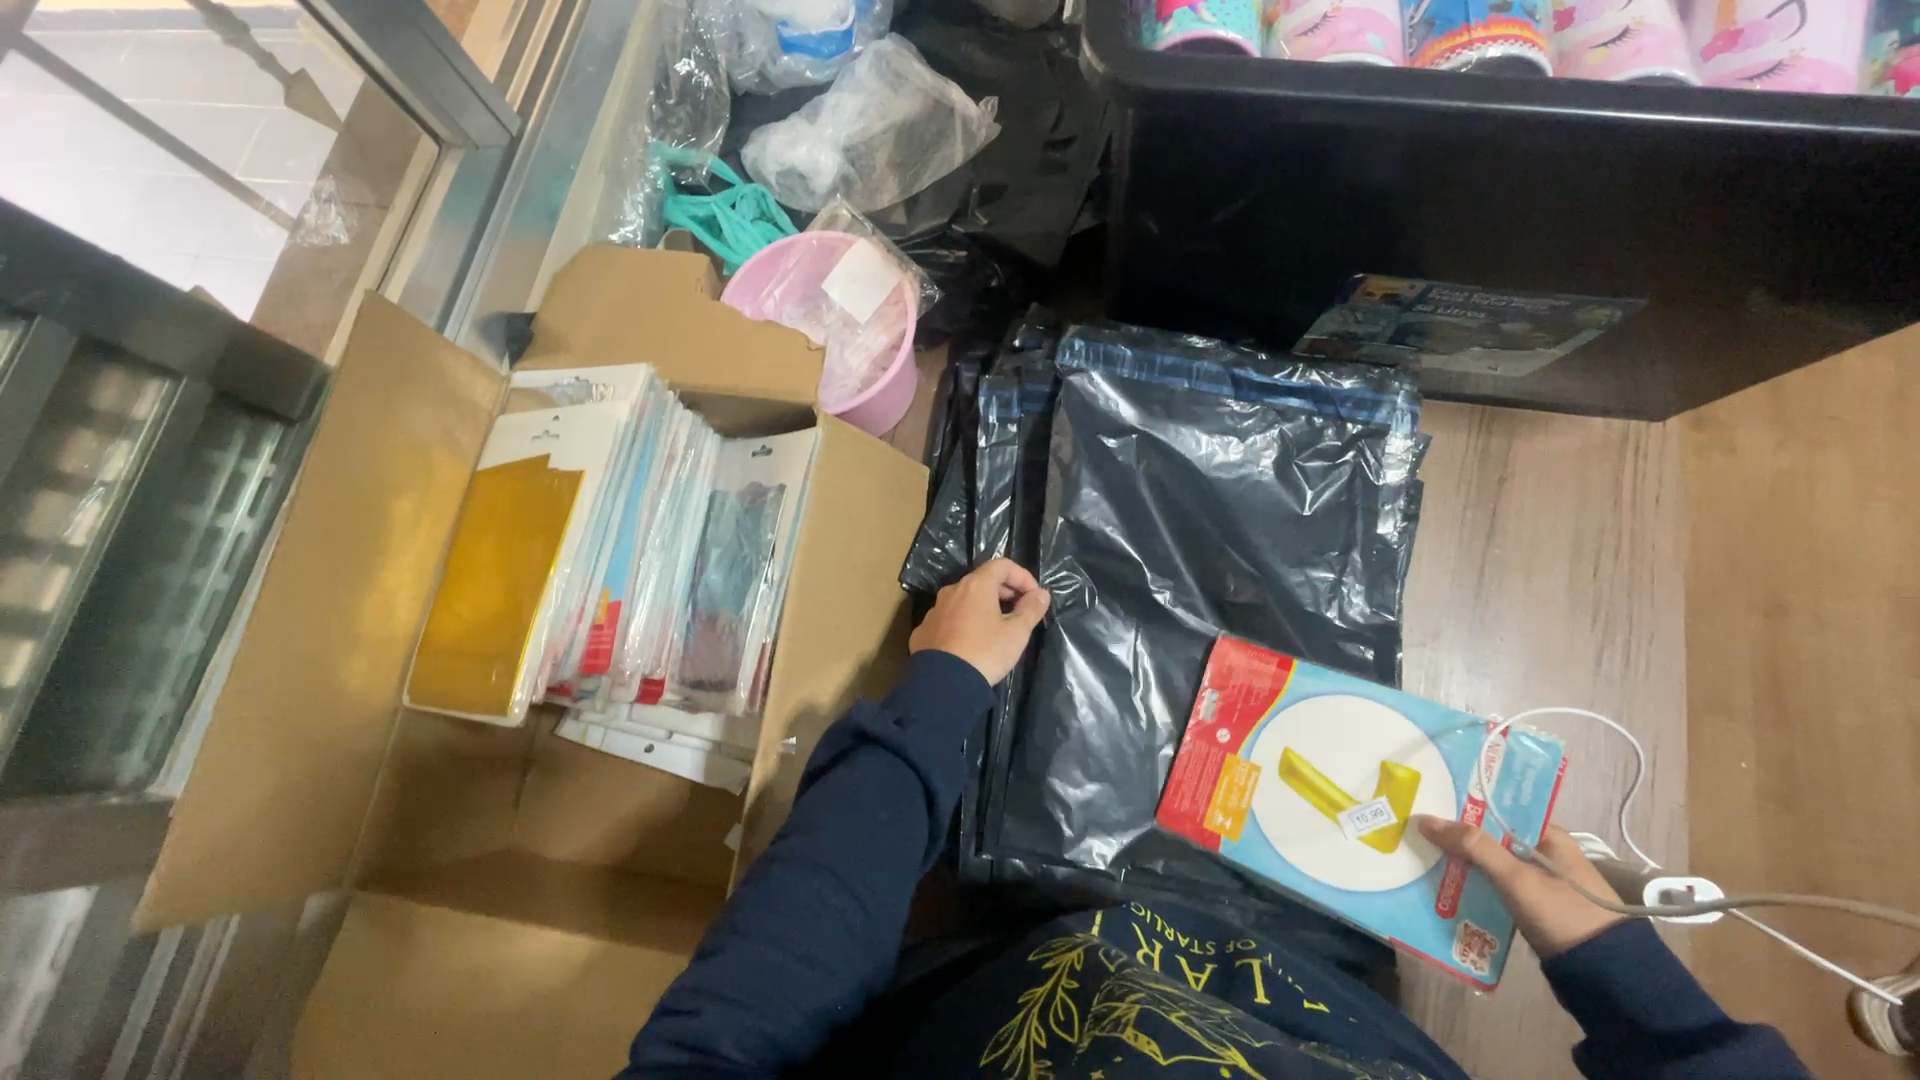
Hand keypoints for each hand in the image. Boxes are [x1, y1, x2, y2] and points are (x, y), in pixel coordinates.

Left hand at [909, 558, 1050, 684]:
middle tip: (1019, 610)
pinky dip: (964, 623)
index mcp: (976, 585)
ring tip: (996, 628)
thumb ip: (1031, 609)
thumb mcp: (1016, 633)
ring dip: (983, 607)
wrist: (943, 683)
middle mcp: (952, 591)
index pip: (1002, 565)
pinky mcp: (924, 630)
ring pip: (964, 600)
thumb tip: (1041, 593)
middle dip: (1004, 591)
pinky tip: (971, 643)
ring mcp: (935, 610)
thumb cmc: (985, 652)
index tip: (1034, 596)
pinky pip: (949, 619)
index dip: (1022, 576)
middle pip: (982, 580)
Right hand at [1414, 817, 1626, 958]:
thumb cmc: (1565, 915)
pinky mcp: (1530, 904)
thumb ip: (1474, 847)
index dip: (1463, 807)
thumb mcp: (1517, 878)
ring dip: (1460, 862)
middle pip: (1489, 837)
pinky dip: (1471, 883)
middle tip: (1415, 830)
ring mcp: (1537, 880)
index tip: (1428, 804)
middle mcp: (1543, 853)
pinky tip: (1443, 884)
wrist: (1606, 976)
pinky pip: (1492, 884)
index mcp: (1549, 836)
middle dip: (1456, 836)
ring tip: (1420, 855)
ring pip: (1488, 862)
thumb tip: (1424, 819)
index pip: (1498, 810)